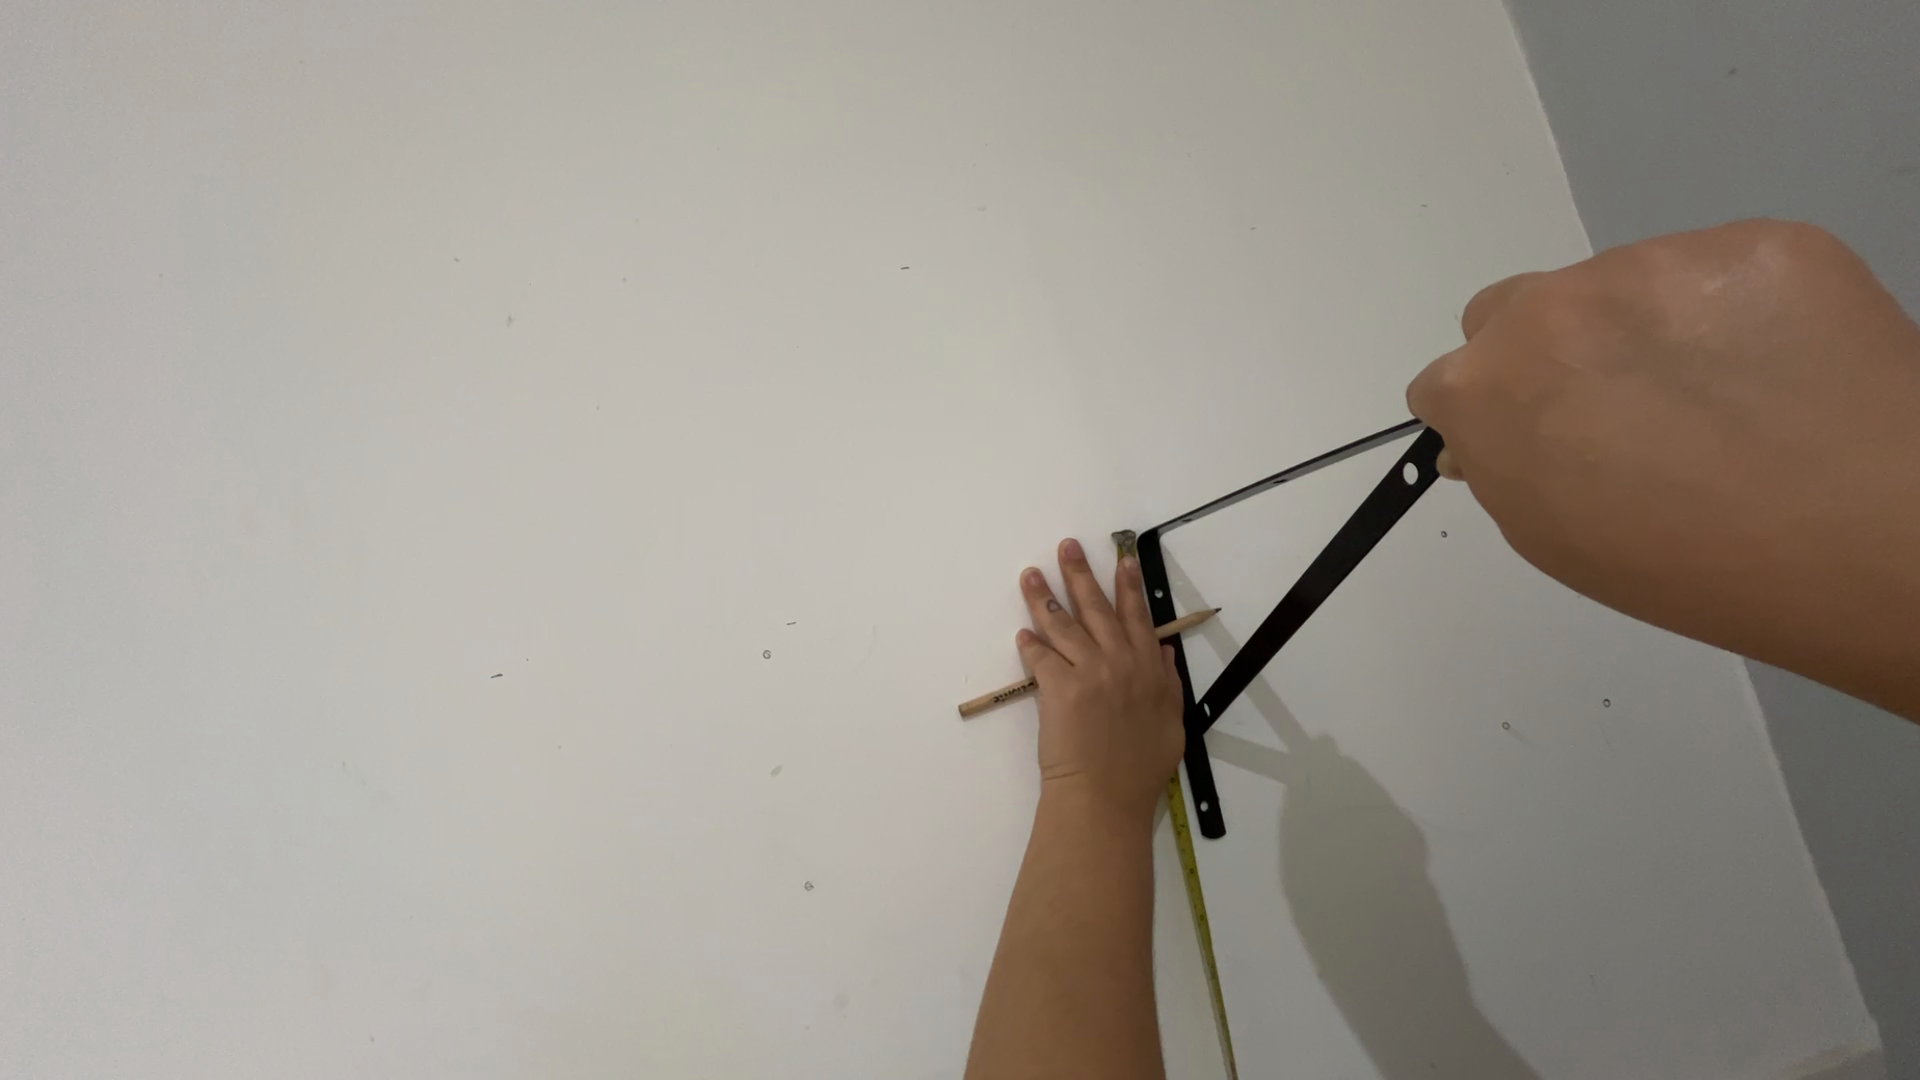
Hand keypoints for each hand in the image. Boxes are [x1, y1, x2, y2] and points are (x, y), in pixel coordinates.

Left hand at [1015, 538, 1184, 819]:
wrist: (1106, 798)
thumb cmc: (1140, 768)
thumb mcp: (1171, 724)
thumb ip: (1168, 684)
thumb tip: (1163, 651)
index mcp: (1147, 669)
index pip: (1137, 616)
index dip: (1129, 585)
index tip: (1122, 558)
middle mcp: (1119, 662)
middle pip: (1097, 607)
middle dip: (1080, 573)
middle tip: (1067, 545)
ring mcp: (1089, 671)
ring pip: (1063, 624)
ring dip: (1044, 596)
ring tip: (1030, 574)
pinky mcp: (1059, 687)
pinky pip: (1041, 656)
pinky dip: (1030, 643)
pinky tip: (1021, 632)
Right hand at [1407, 220, 1919, 717]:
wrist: (1859, 533)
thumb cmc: (1669, 555)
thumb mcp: (1538, 528)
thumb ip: (1494, 463)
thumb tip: (1492, 435)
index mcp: (1475, 384)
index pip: (1442, 382)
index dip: (1481, 413)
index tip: (1527, 438)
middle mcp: (1542, 309)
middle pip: (1502, 312)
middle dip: (1532, 351)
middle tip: (1601, 403)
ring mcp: (1647, 266)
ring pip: (1607, 285)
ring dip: (1628, 326)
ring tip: (1707, 389)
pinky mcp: (1752, 243)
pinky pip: (1707, 270)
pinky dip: (1719, 309)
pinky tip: (1764, 364)